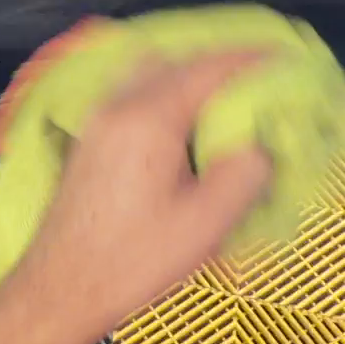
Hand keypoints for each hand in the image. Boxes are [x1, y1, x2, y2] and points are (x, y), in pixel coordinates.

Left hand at [0, 53, 273, 343]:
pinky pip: (132, 93)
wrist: (60, 285)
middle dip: (220, 63)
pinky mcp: (89, 138)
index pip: (207, 69)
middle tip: (259, 76)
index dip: (250, 59)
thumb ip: (244, 173)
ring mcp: (97, 120)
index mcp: (148, 119)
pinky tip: (180, 119)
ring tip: (224, 94)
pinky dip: (163, 90)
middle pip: (176, 63)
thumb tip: (258, 146)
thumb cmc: (132, 259)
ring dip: (188, 74)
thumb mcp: (205, 223)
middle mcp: (117, 106)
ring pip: (149, 73)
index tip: (284, 58)